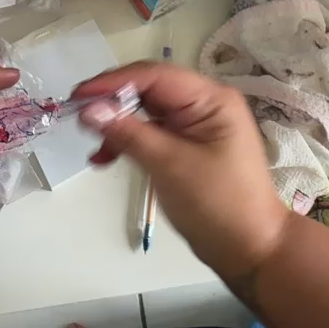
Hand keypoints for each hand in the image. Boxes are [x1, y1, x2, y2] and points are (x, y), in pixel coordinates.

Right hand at [71, 61, 291, 282]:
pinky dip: (128, 141)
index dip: (113, 82)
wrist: (252, 252)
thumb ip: (128, 133)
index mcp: (211, 98)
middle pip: (148, 89)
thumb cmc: (218, 205)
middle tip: (77, 117)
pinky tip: (104, 159)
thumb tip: (88, 109)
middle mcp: (204, 102)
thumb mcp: (169, 165)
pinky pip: (151, 131)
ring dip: (117, 125)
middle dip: (112, 102)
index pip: (154, 75)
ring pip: (146, 110)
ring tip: (92, 145)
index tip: (77, 96)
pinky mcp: (187, 144)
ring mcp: (196, 123)